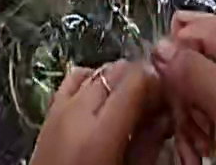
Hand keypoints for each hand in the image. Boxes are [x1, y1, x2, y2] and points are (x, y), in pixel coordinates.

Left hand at [33, 60, 163, 164]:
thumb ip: (150, 144)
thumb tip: (167, 115)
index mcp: (99, 135)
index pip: (137, 79)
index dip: (157, 83)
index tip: (167, 98)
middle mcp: (77, 114)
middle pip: (119, 70)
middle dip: (140, 82)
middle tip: (153, 105)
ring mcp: (59, 111)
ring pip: (99, 71)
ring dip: (118, 81)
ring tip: (128, 105)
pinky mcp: (48, 116)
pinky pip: (73, 80)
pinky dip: (91, 80)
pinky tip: (102, 100)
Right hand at [152, 13, 215, 164]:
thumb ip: (194, 70)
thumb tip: (158, 45)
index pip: (178, 34)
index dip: (170, 70)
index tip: (176, 106)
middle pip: (180, 62)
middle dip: (179, 101)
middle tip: (194, 133)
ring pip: (186, 89)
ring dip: (186, 122)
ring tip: (202, 146)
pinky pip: (200, 107)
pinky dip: (196, 131)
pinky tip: (204, 150)